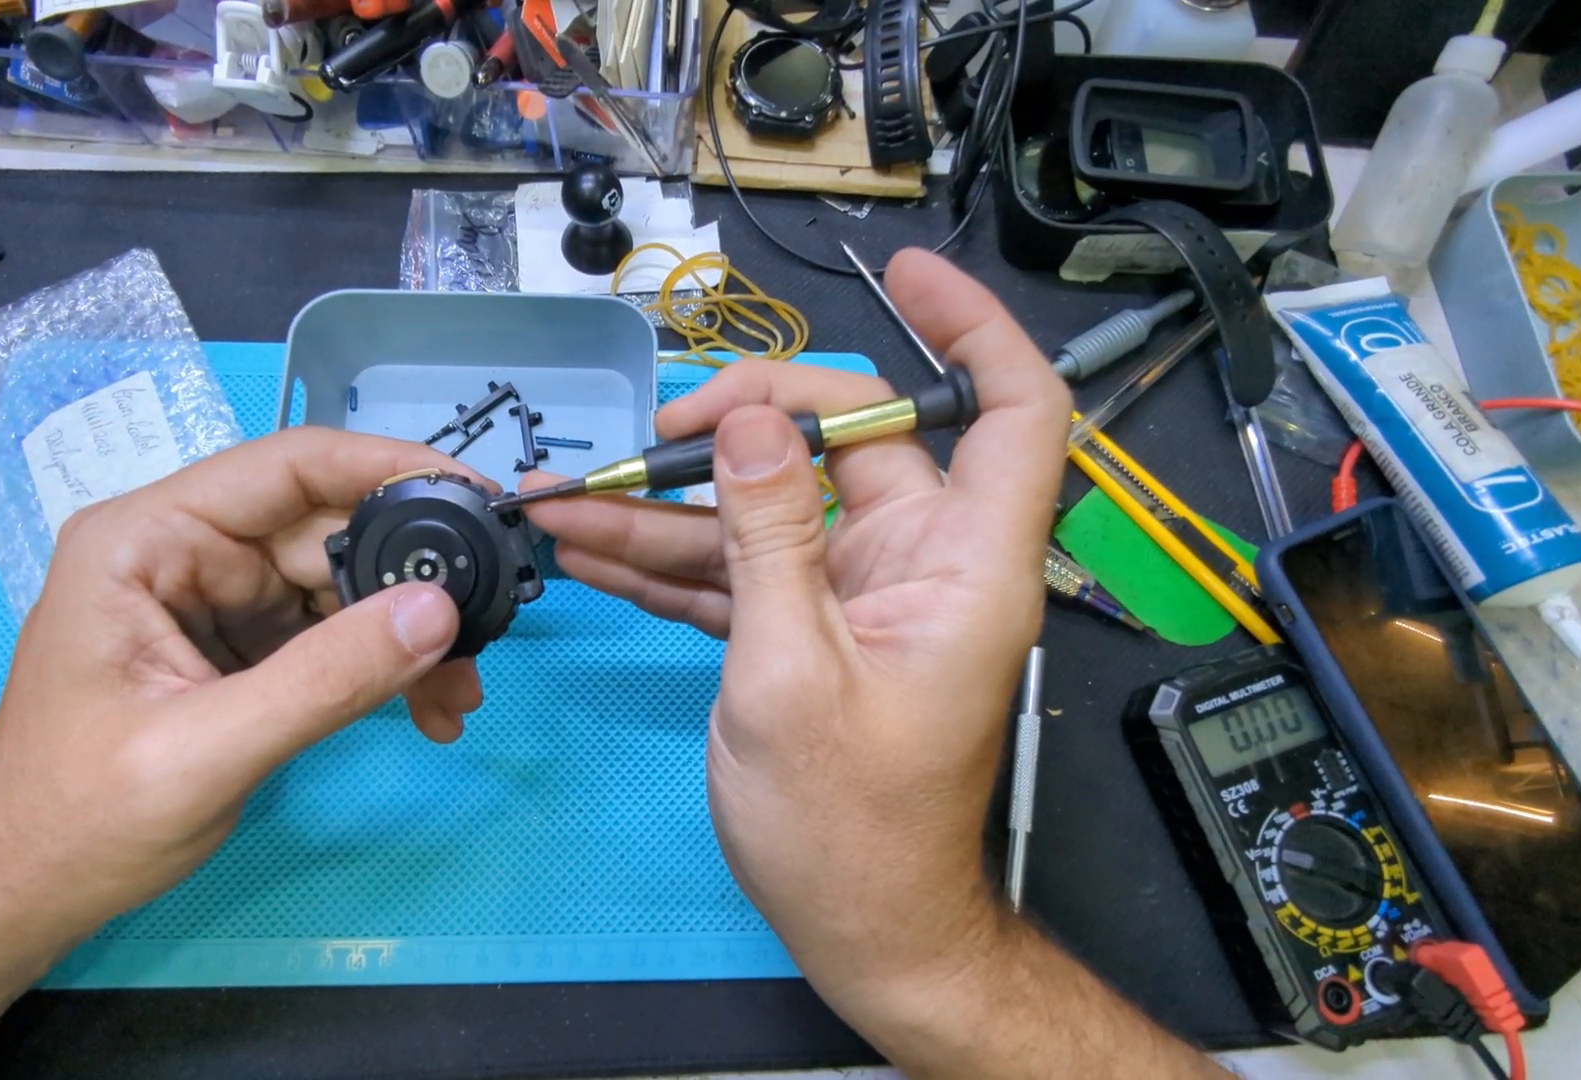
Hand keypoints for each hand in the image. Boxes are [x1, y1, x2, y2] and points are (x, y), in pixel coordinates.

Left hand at [0, 429, 484, 951]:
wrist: (30, 896)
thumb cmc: (75, 823)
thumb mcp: (204, 752)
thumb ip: (326, 679)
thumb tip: (440, 611)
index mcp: (155, 539)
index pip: (291, 467)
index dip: (389, 467)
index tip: (476, 495)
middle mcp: (202, 552)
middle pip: (342, 532)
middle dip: (419, 582)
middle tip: (485, 626)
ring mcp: (237, 597)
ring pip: (360, 586)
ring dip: (419, 636)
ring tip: (460, 691)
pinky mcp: (265, 641)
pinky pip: (354, 633)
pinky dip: (400, 666)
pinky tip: (432, 707)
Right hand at [525, 249, 1068, 1041]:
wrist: (858, 926)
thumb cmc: (848, 826)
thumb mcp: (791, 674)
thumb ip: (771, 537)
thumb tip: (752, 423)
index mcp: (961, 563)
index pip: (1007, 410)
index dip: (970, 329)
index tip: (906, 276)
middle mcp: (916, 559)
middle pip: (843, 443)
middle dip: (742, 427)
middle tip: (652, 438)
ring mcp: (853, 589)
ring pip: (768, 510)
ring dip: (671, 505)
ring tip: (573, 499)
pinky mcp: (804, 625)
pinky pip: (739, 569)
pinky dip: (670, 561)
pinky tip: (593, 548)